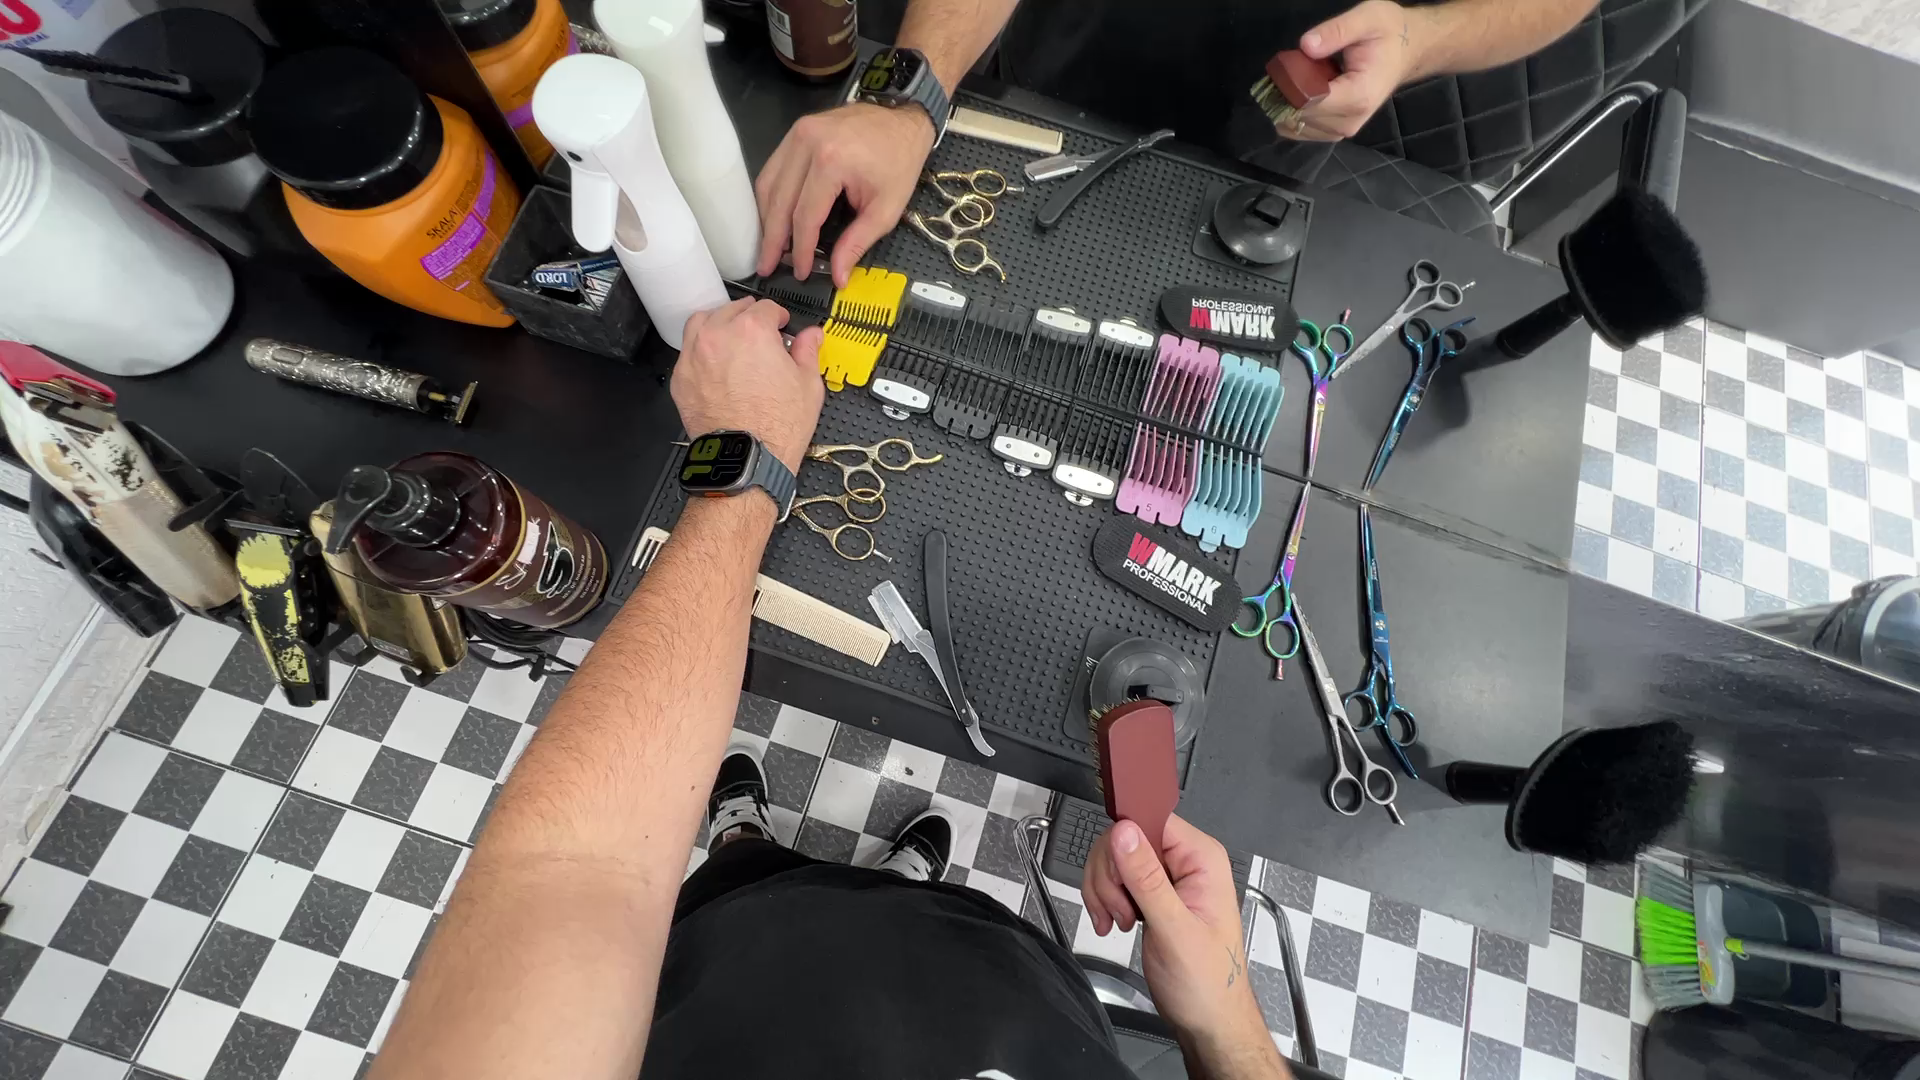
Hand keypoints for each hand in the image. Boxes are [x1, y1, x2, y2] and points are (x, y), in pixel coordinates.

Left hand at [671, 298, 824, 473]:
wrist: (747, 460)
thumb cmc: (779, 426)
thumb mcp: (808, 385)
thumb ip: (808, 352)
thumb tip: (811, 336)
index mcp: (752, 330)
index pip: (766, 307)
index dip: (779, 316)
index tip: (782, 325)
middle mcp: (718, 335)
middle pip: (732, 309)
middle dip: (749, 317)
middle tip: (761, 335)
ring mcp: (694, 356)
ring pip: (702, 322)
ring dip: (719, 324)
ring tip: (733, 340)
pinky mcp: (681, 378)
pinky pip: (688, 351)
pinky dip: (702, 350)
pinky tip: (717, 365)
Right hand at [754, 103, 935, 286]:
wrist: (904, 120)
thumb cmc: (899, 164)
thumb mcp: (885, 211)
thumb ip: (857, 244)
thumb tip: (837, 278)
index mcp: (831, 162)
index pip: (805, 217)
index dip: (800, 250)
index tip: (800, 273)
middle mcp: (806, 143)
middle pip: (779, 201)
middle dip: (773, 240)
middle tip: (766, 267)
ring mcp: (798, 132)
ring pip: (769, 184)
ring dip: (767, 219)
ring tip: (769, 248)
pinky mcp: (796, 130)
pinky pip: (773, 168)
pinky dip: (771, 197)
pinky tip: (775, 219)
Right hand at [1083, 816, 1271, 1051]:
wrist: (1208, 1025)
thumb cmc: (1207, 985)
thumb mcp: (1175, 931)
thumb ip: (1147, 879)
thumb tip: (1124, 831)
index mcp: (1200, 857)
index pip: (1148, 819)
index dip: (1124, 844)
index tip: (1117, 879)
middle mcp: (1184, 859)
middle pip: (1125, 837)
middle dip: (1109, 874)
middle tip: (1119, 910)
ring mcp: (1167, 874)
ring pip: (1114, 856)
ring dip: (1104, 889)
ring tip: (1117, 921)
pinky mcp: (1151, 890)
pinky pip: (1114, 876)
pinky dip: (1104, 898)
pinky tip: (1111, 922)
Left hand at [1288, 0, 1423, 140]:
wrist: (1407, 52)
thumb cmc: (1390, 33)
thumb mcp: (1368, 17)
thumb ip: (1337, 31)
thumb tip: (1306, 45)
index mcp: (1357, 96)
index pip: (1308, 102)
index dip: (1289, 88)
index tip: (1285, 69)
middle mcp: (1347, 122)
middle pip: (1299, 116)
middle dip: (1287, 95)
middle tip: (1291, 70)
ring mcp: (1339, 132)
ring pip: (1295, 126)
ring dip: (1288, 105)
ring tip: (1300, 80)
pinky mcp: (1333, 134)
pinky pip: (1300, 130)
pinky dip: (1294, 113)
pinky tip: (1303, 94)